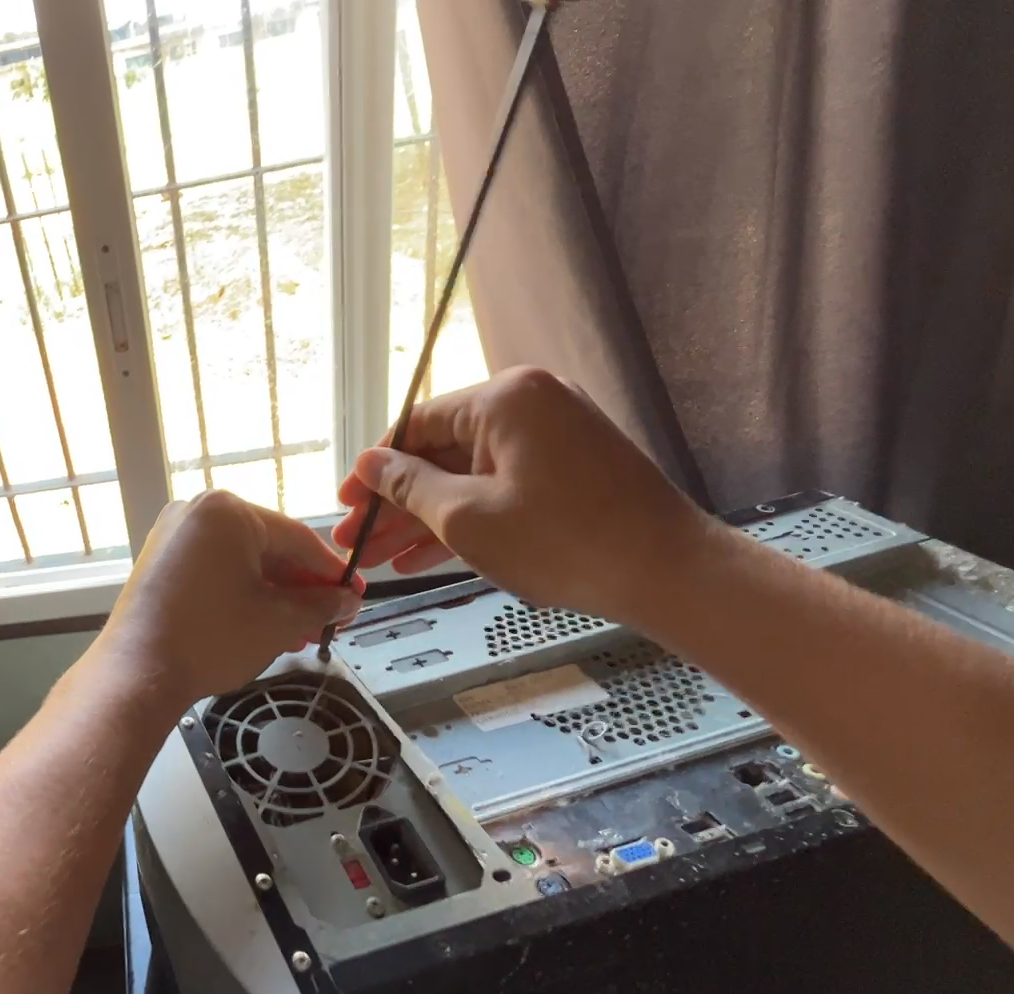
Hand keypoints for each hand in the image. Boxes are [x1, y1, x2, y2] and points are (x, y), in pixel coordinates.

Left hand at [88, 491, 363, 709]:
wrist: (138, 672)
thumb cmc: (209, 639)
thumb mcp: (278, 621)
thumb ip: (320, 605)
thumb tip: (346, 601)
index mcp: (226, 512)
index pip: (296, 537)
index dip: (331, 572)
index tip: (354, 595)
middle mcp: (195, 512)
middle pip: (267, 547)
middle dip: (300, 588)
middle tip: (328, 619)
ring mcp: (172, 536)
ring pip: (240, 561)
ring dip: (273, 595)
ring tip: (299, 632)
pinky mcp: (158, 562)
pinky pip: (213, 569)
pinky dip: (240, 593)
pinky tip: (263, 625)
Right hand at [332, 366, 710, 623]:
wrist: (669, 575)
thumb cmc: (561, 540)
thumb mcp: (464, 516)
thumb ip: (408, 486)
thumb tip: (368, 464)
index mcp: (503, 398)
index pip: (414, 425)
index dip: (373, 470)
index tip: (344, 505)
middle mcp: (527, 406)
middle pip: (437, 453)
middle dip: (393, 503)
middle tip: (354, 541)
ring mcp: (549, 440)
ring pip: (464, 477)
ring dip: (422, 518)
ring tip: (379, 559)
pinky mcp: (564, 473)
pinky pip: (496, 489)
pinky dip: (462, 520)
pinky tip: (421, 558)